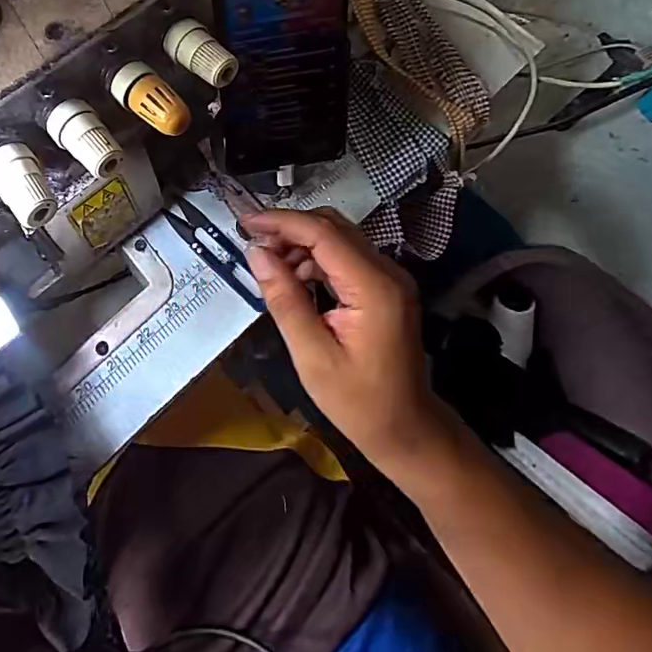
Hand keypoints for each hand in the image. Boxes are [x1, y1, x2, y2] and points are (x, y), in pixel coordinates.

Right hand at [243, 208, 457, 480]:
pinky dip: (315, 258)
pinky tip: (293, 278)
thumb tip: (256, 253)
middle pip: (332, 227)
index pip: (323, 234)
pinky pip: (345, 256)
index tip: (245, 223)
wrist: (407, 429)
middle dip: (289, 229)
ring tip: (269, 266)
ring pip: (338, 237)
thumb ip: (284, 299)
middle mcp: (387, 272)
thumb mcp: (312, 356)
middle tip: (252, 245)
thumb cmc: (359, 402)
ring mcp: (389, 277)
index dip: (281, 222)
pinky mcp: (384, 286)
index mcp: (373, 288)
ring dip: (300, 243)